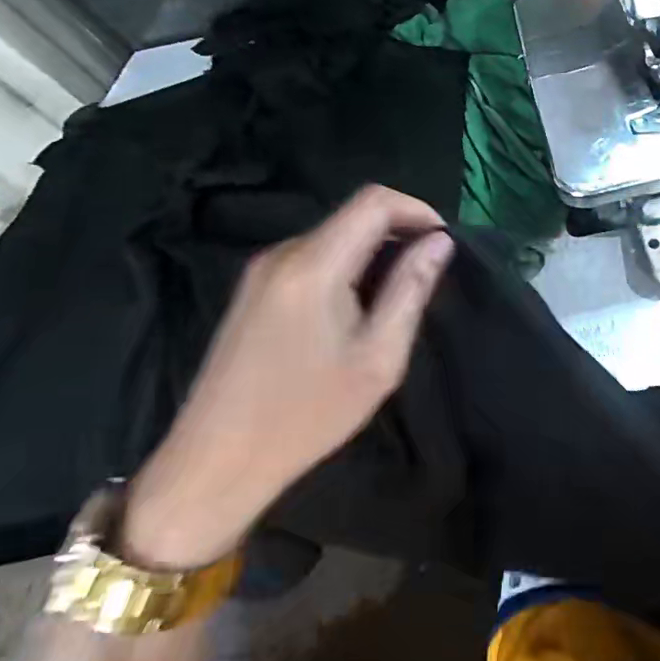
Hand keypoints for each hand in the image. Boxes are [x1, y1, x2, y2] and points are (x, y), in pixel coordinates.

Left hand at [121, 186, 452, 568]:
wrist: (216, 460)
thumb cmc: (305, 415)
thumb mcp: (377, 358)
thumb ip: (411, 290)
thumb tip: (439, 242)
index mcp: (313, 264)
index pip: (374, 201)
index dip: (417, 209)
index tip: (443, 242)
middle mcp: (283, 253)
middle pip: (352, 216)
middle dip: (398, 233)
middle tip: (427, 275)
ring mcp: (261, 269)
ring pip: (333, 236)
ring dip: (371, 252)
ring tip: (394, 297)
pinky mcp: (252, 288)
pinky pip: (310, 258)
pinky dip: (344, 267)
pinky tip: (354, 309)